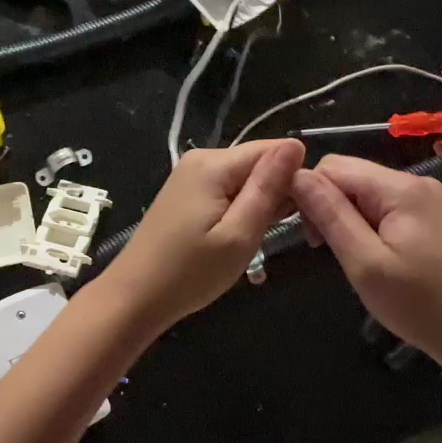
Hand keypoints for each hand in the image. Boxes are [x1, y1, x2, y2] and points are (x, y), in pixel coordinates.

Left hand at [102, 139, 304, 331]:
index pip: (275, 151)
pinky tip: (236, 238)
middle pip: (259, 163)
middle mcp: (201, 159)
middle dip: (279, 194)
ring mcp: (190, 176)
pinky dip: (239, 211)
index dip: (296, 179)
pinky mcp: (185, 194)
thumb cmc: (190, 273)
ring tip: (255, 241)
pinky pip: (226, 191)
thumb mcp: (239, 235)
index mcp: (214, 163)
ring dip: (259, 206)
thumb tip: (296, 145)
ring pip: (244, 179)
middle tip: (282, 236)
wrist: (135, 297)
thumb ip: (268, 188)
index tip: (306, 215)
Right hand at [291, 155, 441, 372]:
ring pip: (366, 192)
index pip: (334, 166)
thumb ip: (330, 215)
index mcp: (400, 188)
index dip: (309, 193)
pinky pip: (386, 208)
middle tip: (323, 250)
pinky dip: (367, 225)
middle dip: (327, 204)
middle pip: (351, 175)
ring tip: (349, 258)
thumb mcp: (365, 263)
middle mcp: (416, 182)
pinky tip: (371, 256)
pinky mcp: (432, 218)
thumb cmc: (419, 304)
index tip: (306, 236)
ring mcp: (428, 200)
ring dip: (346, 218)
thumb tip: (297, 176)